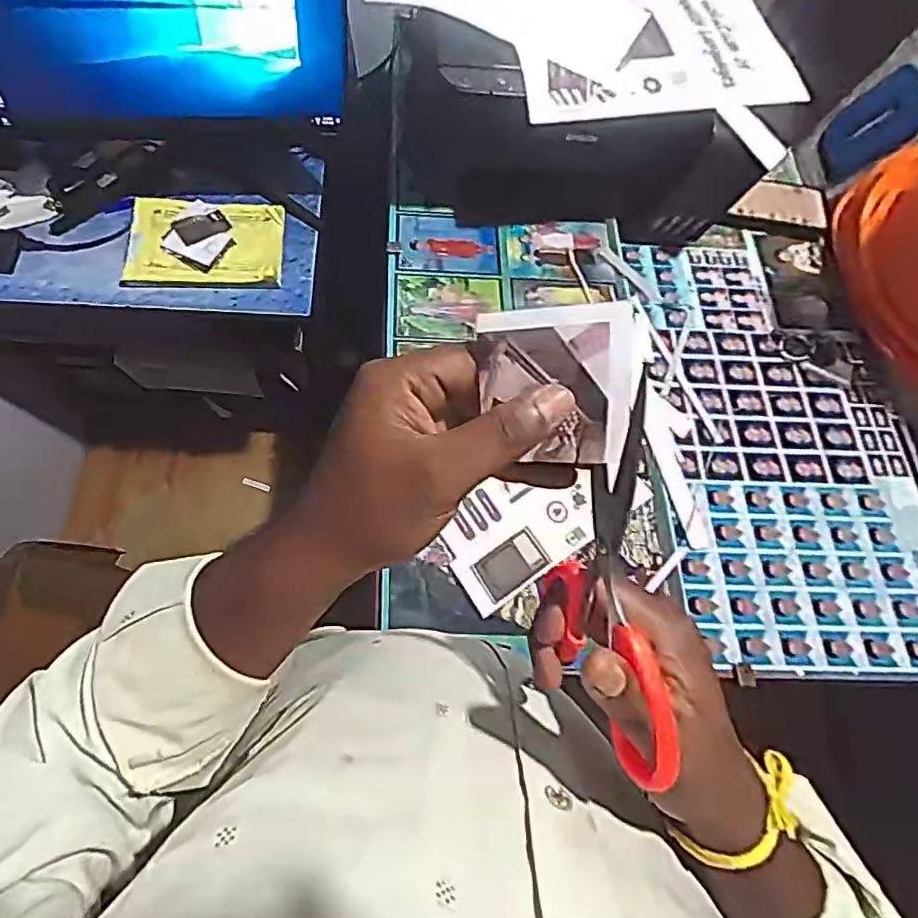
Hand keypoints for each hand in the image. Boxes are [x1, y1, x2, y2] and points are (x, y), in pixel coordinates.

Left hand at [193, 348, 576, 679]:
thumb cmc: (375, 508)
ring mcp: (415, 424)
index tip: (576, 391)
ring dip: (523, 439)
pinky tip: (551, 473)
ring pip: (480, 421)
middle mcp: (406, 393)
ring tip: (582, 449)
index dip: (524, 377)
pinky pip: (469, 447)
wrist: (328, 554)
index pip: (473, 363)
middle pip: (480, 390)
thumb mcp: (442, 471)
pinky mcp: (422, 453)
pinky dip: (502, 460)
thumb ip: (501, 434)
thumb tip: (559, 397)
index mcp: (399, 380)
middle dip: (530, 411)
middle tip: (589, 423)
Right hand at [530, 572, 766, 850]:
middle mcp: (653, 625)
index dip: (571, 601)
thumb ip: (629, 698)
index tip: (557, 635)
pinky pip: (580, 628)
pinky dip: (560, 646)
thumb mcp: (666, 741)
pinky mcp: (623, 648)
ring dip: (553, 635)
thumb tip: (598, 660)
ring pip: (575, 606)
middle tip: (551, 657)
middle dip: (556, 618)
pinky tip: (558, 671)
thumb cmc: (704, 771)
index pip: (606, 584)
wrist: (716, 795)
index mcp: (670, 633)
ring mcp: (637, 635)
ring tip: (552, 671)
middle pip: (584, 589)